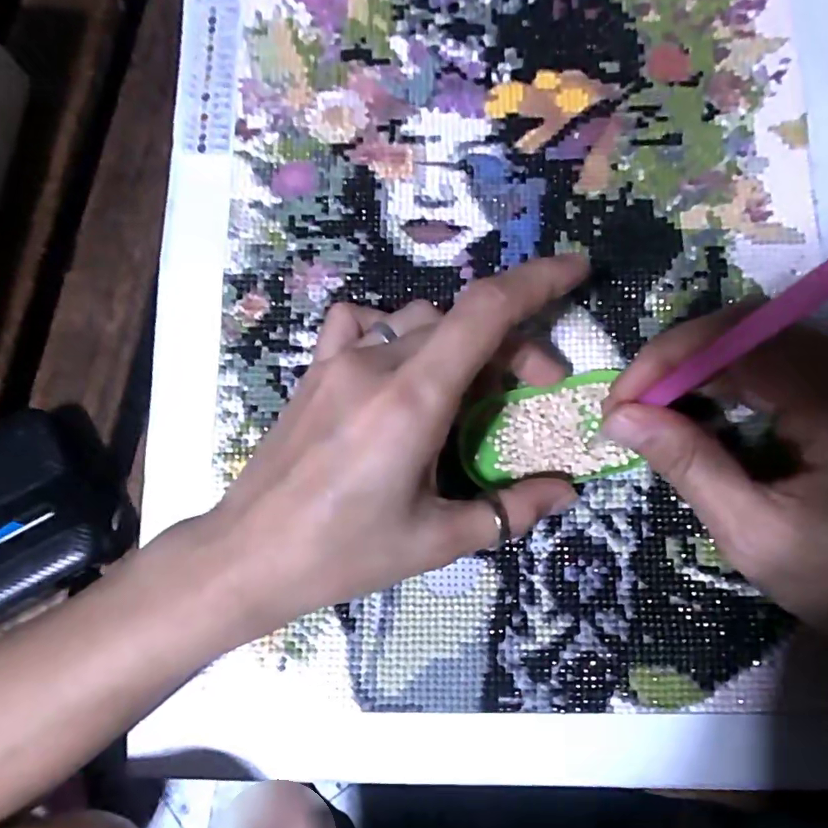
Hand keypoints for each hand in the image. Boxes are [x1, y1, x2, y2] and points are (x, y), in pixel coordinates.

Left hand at [193, 256, 586, 630]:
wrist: (249, 556)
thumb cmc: (344, 554)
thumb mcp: (437, 540)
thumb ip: (509, 510)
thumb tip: (565, 492)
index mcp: (413, 400)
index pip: (486, 311)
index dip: (539, 281)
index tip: (578, 270)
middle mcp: (376, 363)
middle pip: (462, 319)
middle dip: (512, 344)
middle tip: (533, 392)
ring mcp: (339, 361)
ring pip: (419, 318)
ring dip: (461, 342)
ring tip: (472, 390)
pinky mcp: (315, 371)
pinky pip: (365, 323)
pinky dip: (400, 331)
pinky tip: (402, 369)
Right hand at [601, 308, 827, 658]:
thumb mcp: (750, 533)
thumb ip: (688, 463)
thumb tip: (620, 415)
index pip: (743, 342)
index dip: (669, 359)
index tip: (619, 401)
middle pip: (758, 328)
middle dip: (682, 360)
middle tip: (632, 405)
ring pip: (775, 337)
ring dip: (709, 366)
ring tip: (662, 407)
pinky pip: (799, 357)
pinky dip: (745, 376)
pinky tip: (714, 407)